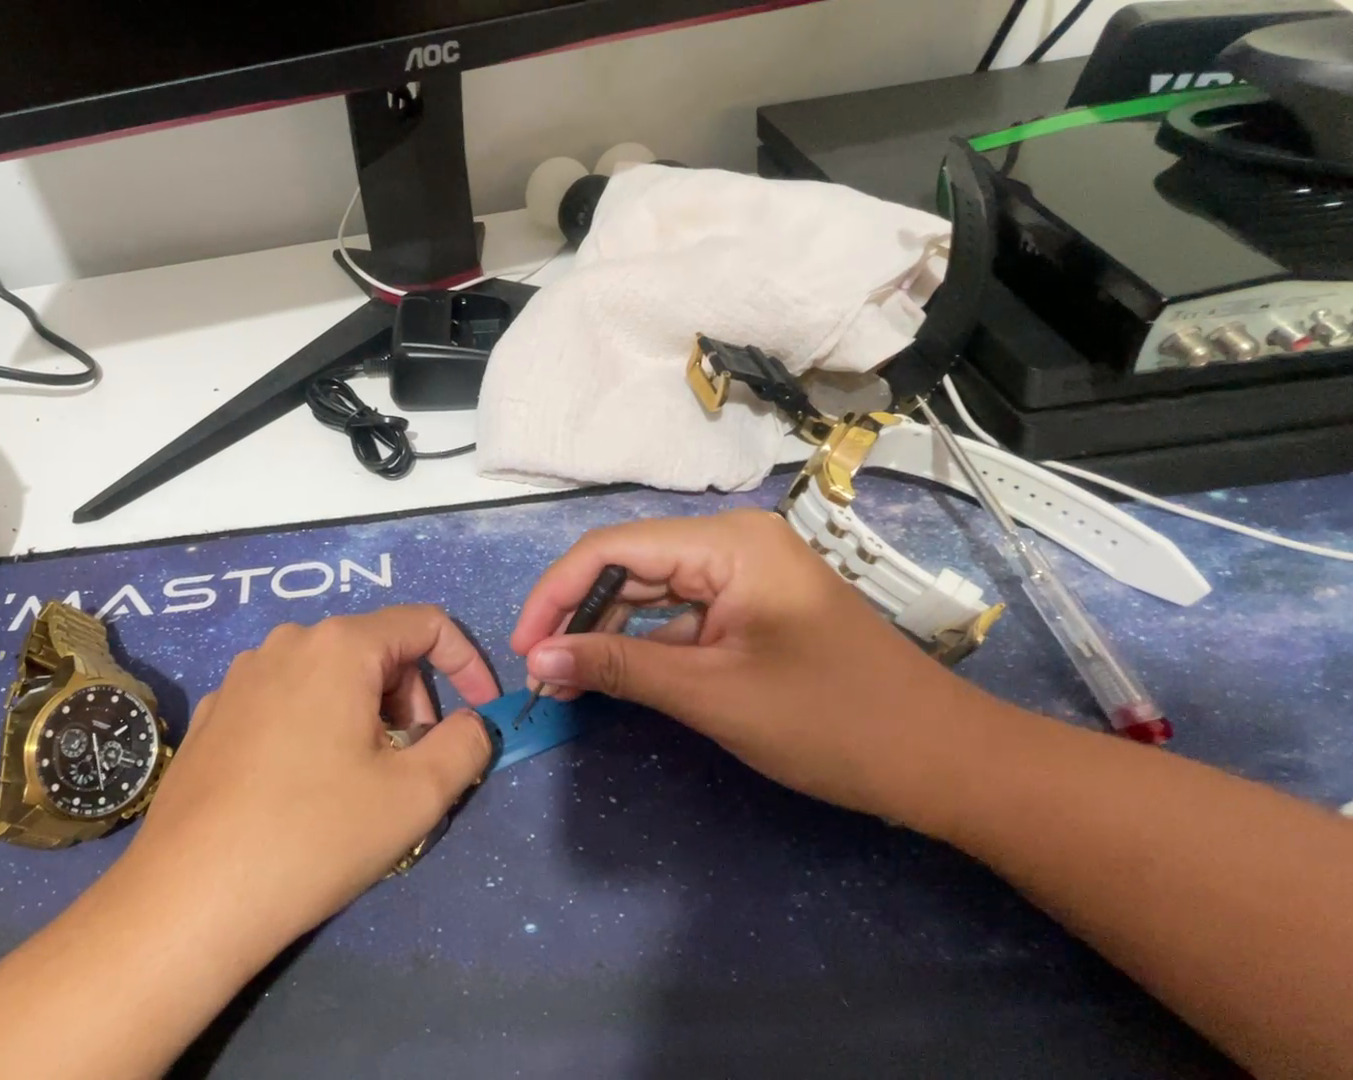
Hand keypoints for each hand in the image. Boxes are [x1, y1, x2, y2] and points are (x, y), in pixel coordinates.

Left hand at [127, 604, 499, 954]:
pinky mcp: (213, 715)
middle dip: (411, 702)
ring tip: (357, 785)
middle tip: (411, 768)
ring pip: (329, 678)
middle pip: (376, 651)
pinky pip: (286, 702)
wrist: (191, 896)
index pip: (425, 624)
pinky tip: (300, 790)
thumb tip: (472, 724)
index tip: (481, 714)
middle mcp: (285, 643)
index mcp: (338, 646)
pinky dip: (315, 729)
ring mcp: (240, 677)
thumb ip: (467, 744)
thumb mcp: (416, 795)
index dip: (466, 663)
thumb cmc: (315, 836)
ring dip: (364, 718)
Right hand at [512, 509, 987, 819]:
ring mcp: (743, 574)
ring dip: (603, 632)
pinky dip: (640, 644)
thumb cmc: (831, 721)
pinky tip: (611, 675)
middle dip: (576, 616)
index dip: (556, 595)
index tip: (524, 650)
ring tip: (565, 680)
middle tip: (541, 673)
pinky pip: (676, 614)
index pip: (611, 549)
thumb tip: (539, 657)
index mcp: (728, 542)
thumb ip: (619, 666)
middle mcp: (731, 542)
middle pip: (626, 565)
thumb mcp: (712, 693)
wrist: (944, 762)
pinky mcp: (748, 607)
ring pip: (646, 590)